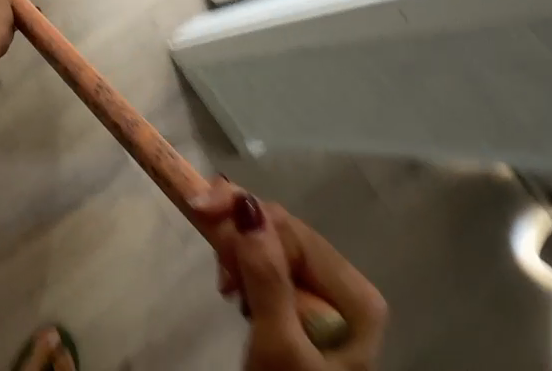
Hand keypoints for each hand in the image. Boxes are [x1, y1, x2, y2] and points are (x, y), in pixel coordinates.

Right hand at [193, 181, 387, 370]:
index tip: (197, 209)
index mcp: (355, 295)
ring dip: (240, 255)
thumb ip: (266, 278)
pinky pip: (271, 269)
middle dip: (241, 237)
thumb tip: (247, 206)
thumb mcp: (276, 346)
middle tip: (214, 266)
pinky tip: (236, 294)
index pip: (292, 230)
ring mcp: (326, 299)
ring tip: (226, 287)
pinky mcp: (304, 310)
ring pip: (273, 247)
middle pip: (284, 233)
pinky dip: (245, 271)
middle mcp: (346, 288)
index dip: (244, 213)